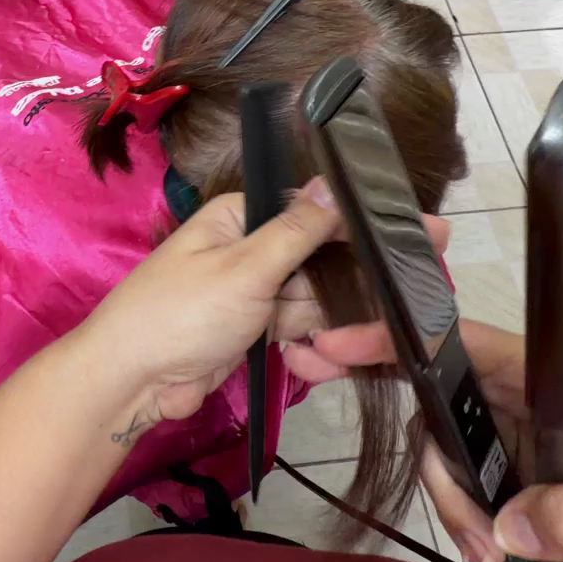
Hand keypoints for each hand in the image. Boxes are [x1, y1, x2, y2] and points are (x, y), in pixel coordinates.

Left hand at [72, 179, 451, 443]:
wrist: (135, 381)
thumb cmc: (183, 312)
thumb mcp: (244, 267)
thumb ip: (295, 231)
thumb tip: (332, 181)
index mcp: (239, 216)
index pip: (313, 211)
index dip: (364, 224)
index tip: (427, 234)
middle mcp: (249, 246)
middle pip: (320, 257)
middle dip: (352, 283)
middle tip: (415, 298)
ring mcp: (253, 290)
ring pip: (315, 297)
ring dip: (331, 320)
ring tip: (345, 342)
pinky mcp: (254, 328)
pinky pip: (299, 327)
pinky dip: (312, 342)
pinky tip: (320, 360)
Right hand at [298, 320, 562, 561]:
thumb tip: (505, 524)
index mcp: (560, 393)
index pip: (467, 341)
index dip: (402, 334)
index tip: (341, 344)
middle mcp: (528, 410)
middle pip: (440, 398)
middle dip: (431, 451)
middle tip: (452, 513)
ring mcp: (516, 450)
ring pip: (441, 447)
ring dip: (448, 498)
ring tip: (486, 552)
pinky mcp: (511, 491)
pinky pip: (457, 489)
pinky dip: (458, 519)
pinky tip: (484, 552)